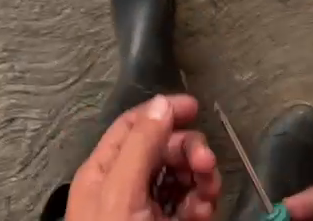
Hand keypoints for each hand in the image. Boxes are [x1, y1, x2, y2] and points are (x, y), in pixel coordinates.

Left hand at [66, 94, 222, 220]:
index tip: (195, 108)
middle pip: (162, 148)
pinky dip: (202, 202)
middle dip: (188, 150)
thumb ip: (140, 145)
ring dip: (200, 176)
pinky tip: (205, 210)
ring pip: (180, 176)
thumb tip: (161, 102)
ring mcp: (147, 213)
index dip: (162, 111)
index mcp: (103, 172)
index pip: (133, 125)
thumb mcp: (121, 194)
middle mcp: (124, 187)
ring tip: (208, 191)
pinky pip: (190, 205)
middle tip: (206, 164)